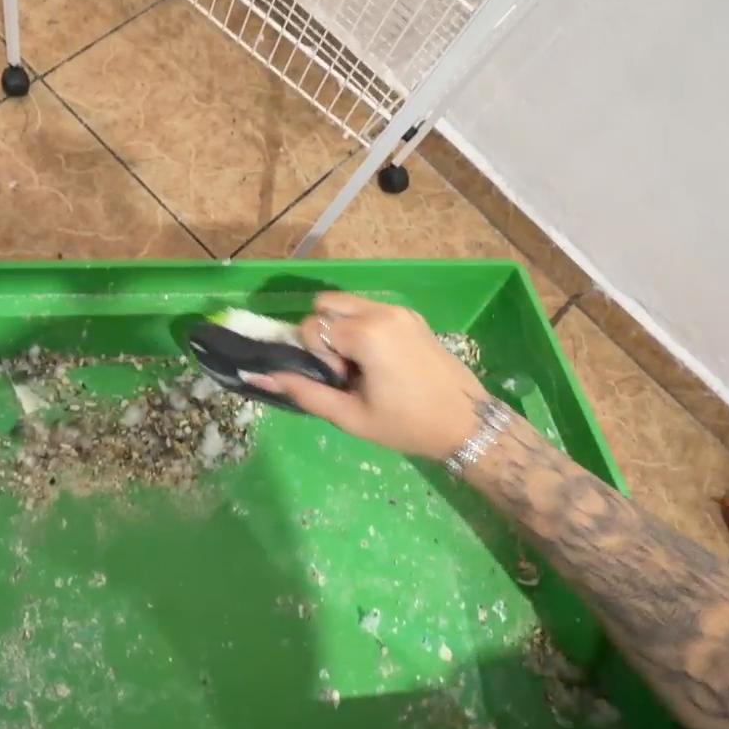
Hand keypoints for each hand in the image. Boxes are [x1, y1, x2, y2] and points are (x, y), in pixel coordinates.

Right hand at [246, 292, 485, 459]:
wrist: (467, 424)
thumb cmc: (407, 425)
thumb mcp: (351, 417)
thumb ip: (304, 393)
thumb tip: (261, 378)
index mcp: (368, 334)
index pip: (312, 325)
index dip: (316, 355)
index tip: (341, 379)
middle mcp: (382, 312)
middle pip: (326, 303)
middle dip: (324, 333)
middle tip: (344, 368)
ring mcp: (400, 311)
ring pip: (348, 303)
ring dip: (341, 329)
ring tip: (360, 365)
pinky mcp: (412, 316)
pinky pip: (371, 310)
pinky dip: (362, 328)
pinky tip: (377, 361)